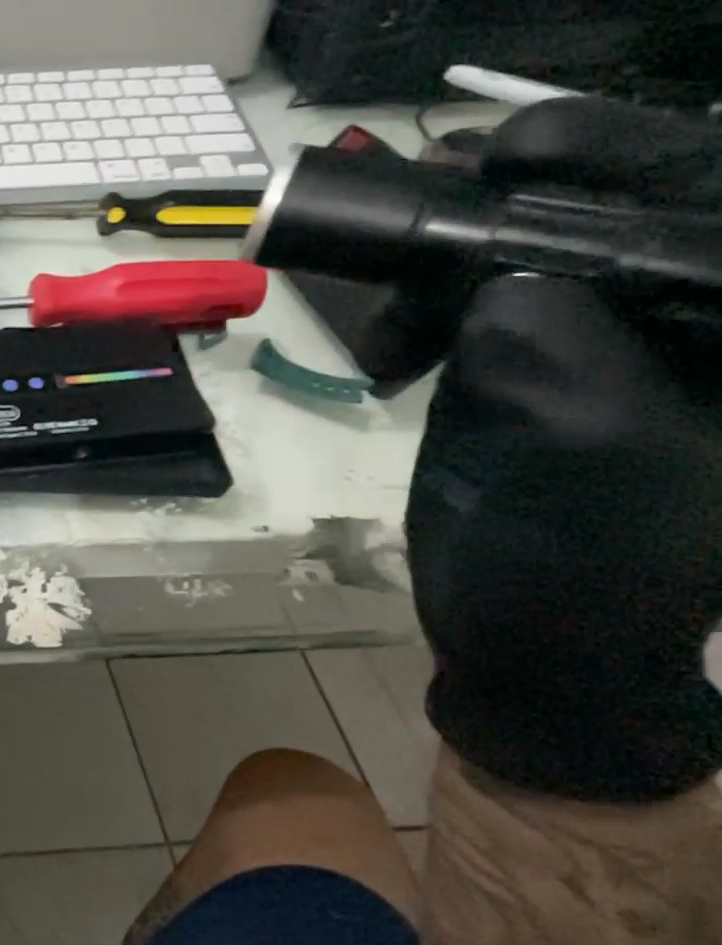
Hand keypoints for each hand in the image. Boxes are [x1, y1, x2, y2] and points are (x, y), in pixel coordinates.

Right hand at [405, 100, 721, 800]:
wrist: (526, 647)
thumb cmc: (585, 582)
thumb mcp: (590, 479)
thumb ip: (564, 374)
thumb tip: (501, 291)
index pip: (702, 212)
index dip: (632, 161)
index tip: (518, 157)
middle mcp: (689, 320)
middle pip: (624, 208)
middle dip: (533, 192)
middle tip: (444, 185)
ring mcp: (606, 341)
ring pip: (540, 249)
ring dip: (457, 252)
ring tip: (396, 284)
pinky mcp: (529, 366)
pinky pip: (482, 302)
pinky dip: (427, 302)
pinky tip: (393, 335)